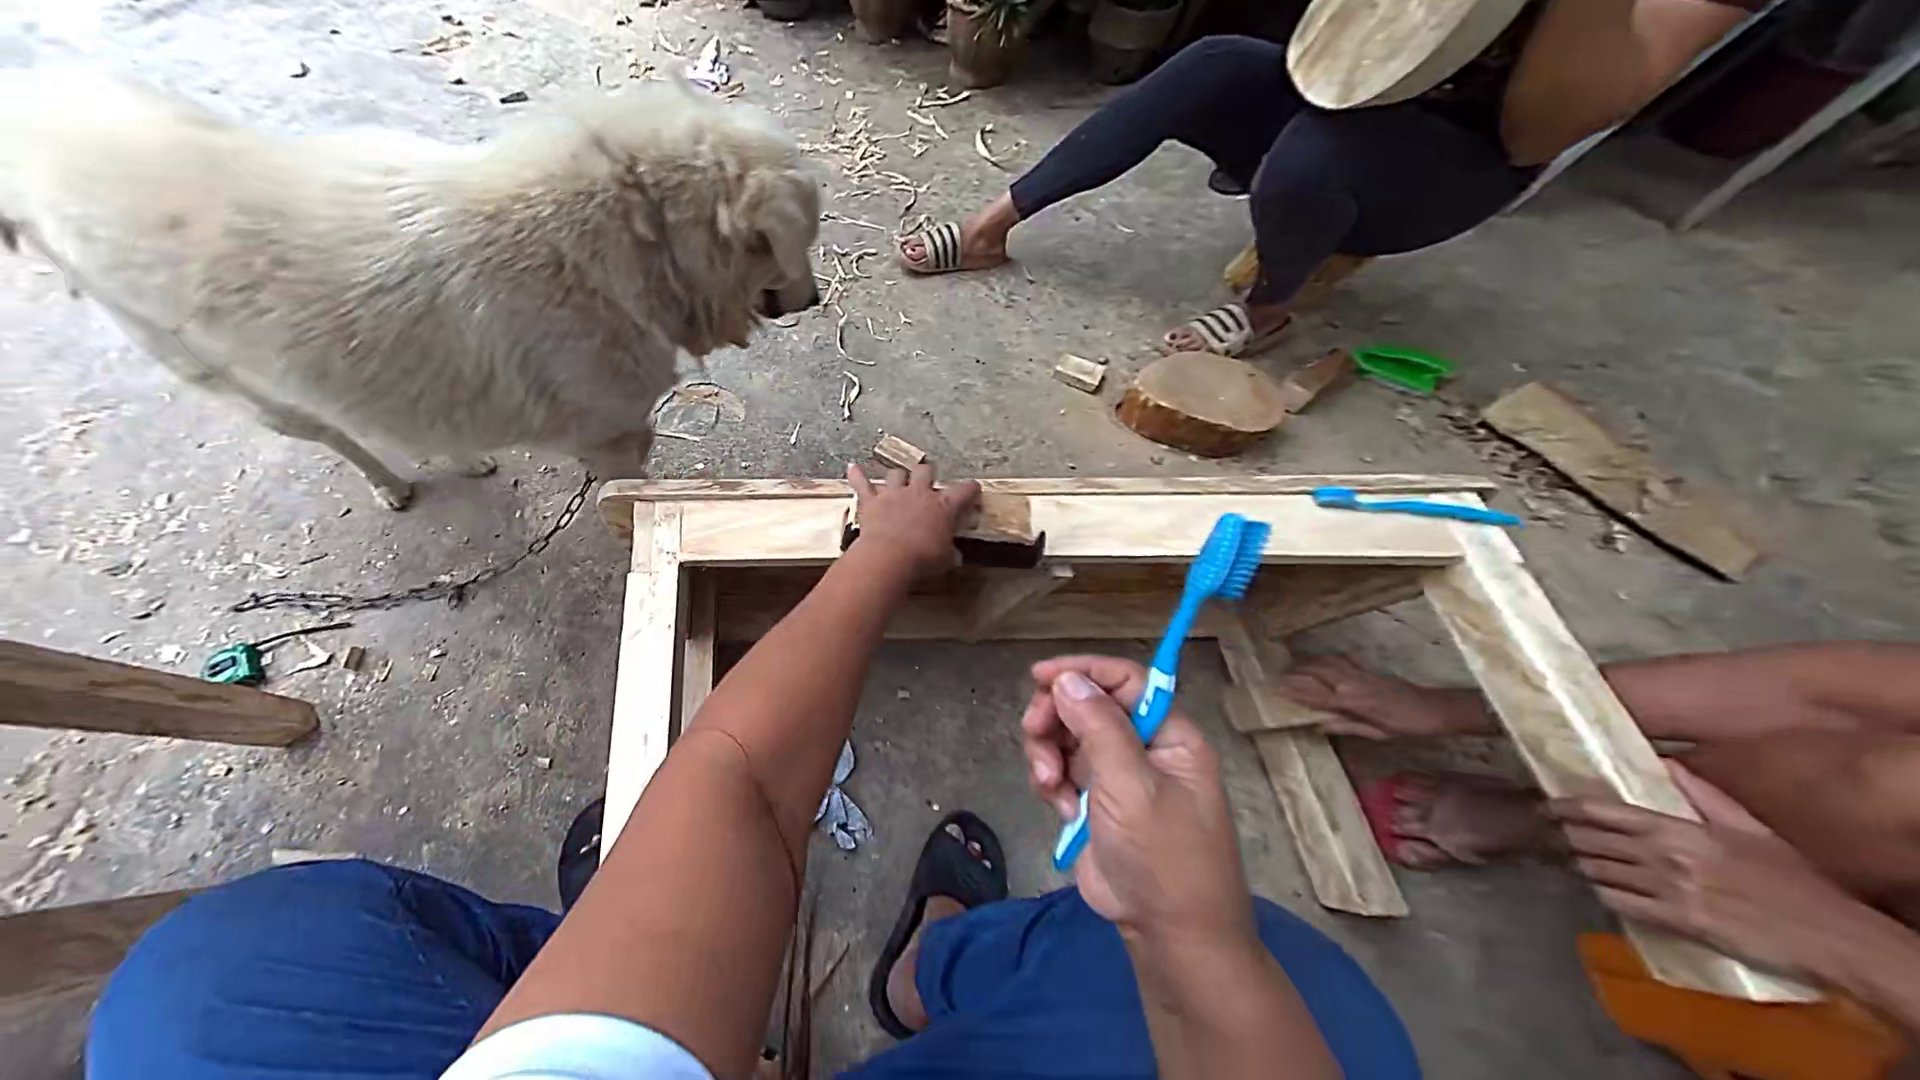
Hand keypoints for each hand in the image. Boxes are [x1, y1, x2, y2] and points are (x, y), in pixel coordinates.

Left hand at [846, 463, 979, 577]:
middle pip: (925, 471)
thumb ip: (950, 553)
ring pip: (897, 473)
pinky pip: (862, 484)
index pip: (963, 491)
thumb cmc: (923, 559)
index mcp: (943, 506)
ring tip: (898, 478)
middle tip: (928, 477)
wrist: (889, 557)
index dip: (970, 489)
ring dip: (898, 475)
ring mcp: (894, 494)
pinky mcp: (871, 502)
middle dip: (927, 473)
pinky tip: (853, 467)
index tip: (973, 488)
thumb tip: (955, 557)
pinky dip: (857, 476)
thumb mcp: (945, 560)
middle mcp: (920, 493)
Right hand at [1020, 655, 1253, 945]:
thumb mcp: (1132, 787)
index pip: (1125, 680)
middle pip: (1087, 704)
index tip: (1040, 675)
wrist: (1166, 933)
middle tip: (1033, 734)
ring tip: (1048, 785)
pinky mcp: (1094, 799)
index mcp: (1168, 734)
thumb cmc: (1163, 855)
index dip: (1083, 670)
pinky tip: (1060, 808)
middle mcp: (1142, 745)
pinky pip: (1061, 768)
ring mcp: (1116, 773)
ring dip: (1048, 753)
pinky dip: (1052, 781)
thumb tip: (1067, 679)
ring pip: (1067, 735)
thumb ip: (1099, 727)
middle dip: (1055, 716)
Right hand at [1275, 655, 1471, 738]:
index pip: (1316, 695)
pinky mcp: (1368, 668)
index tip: (1276, 689)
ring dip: (1308, 662)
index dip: (1294, 692)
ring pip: (1327, 662)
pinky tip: (1321, 659)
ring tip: (1292, 665)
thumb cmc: (1406, 726)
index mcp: (1353, 702)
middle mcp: (1353, 683)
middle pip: (1316, 673)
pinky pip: (1343, 659)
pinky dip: (1328, 658)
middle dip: (1295, 673)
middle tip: (1278, 676)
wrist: (1435, 709)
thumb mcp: (1377, 733)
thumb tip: (1318, 725)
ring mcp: (1360, 673)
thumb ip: (1347, 727)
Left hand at [1553, 762, 1870, 978]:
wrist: (1837, 937)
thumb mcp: (1748, 828)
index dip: (1563, 807)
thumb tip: (1664, 761)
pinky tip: (1599, 888)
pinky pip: (1615, 901)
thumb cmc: (1792, 880)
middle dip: (1564, 835)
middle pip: (1587, 839)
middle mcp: (1661, 855)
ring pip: (1595, 870)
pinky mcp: (1675, 920)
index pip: (1598, 811)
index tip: (1546, 806)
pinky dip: (1600, 893)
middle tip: (1551, 833)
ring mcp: (1665, 888)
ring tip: (1570, 859)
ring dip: (1579, 864)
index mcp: (1675, 829)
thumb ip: (1701, 793)